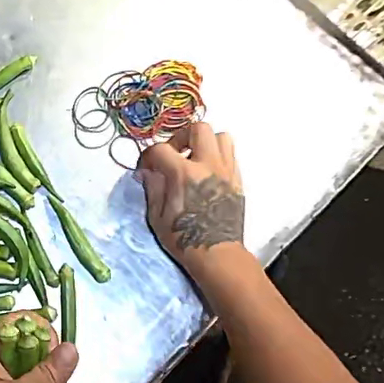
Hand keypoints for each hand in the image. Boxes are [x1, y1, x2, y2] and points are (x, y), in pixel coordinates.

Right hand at [136, 123, 245, 276]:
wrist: (217, 254)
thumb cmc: (184, 239)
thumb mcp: (157, 216)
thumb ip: (153, 188)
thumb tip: (148, 172)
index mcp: (184, 174)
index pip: (160, 149)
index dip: (148, 156)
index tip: (146, 168)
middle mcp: (208, 165)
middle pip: (198, 129)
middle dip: (181, 137)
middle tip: (174, 154)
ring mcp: (227, 171)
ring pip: (220, 137)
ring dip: (204, 143)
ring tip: (194, 160)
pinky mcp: (237, 181)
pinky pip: (230, 155)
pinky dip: (216, 157)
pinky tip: (207, 174)